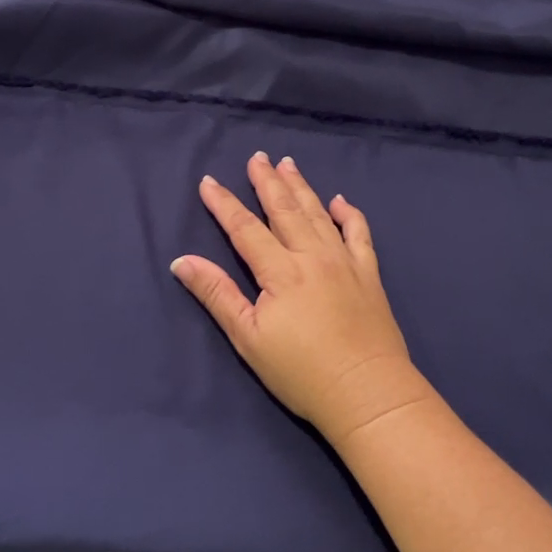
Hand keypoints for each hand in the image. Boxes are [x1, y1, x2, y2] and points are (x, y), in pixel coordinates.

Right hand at [172, 152, 438, 446]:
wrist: (369, 394)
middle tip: (256, 157)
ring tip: (288, 164)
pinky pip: (359, 235)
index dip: (224, 203)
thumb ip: (216, 295)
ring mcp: (344, 263)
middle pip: (284, 210)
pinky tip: (341, 201)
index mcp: (280, 270)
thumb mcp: (248, 338)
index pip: (245, 228)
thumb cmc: (301, 372)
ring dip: (301, 187)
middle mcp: (312, 256)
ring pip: (318, 214)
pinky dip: (349, 215)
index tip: (207, 181)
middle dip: (267, 182)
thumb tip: (182, 261)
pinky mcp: (369, 276)